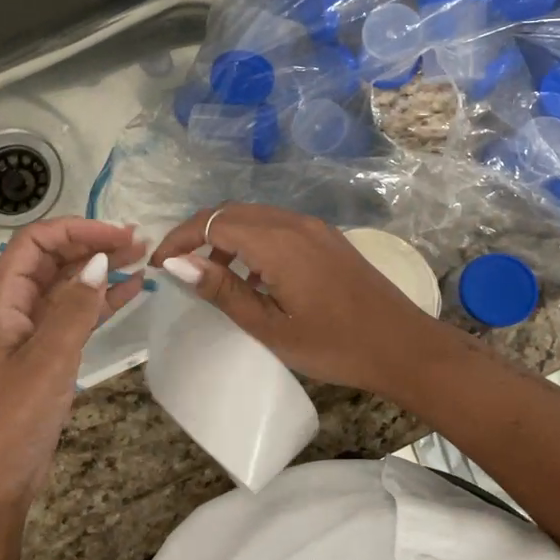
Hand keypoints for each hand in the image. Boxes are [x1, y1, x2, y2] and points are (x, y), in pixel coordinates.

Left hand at [0, 218, 145, 507]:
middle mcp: (16, 308)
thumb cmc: (12, 419)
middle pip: (54, 259)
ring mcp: (34, 332)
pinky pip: (78, 316)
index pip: (35, 243)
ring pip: (69, 286)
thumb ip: (74, 308)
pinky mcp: (50, 356)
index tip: (118, 235)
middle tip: (141, 242)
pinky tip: (132, 292)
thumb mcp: (47, 360)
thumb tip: (100, 260)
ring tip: (144, 259)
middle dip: (93, 244)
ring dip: (102, 269)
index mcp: (3, 301)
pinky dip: (103, 301)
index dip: (75, 229)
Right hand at [149, 203, 459, 396]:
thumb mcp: (269, 326)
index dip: (179, 239)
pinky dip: (252, 243)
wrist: (403, 347)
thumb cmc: (334, 345)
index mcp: (277, 242)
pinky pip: (277, 228)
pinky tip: (252, 279)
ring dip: (226, 238)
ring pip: (255, 218)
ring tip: (211, 278)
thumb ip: (222, 290)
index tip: (156, 264)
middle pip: (231, 213)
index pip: (212, 223)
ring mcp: (314, 228)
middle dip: (198, 234)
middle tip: (176, 268)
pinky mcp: (327, 239)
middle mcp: (294, 223)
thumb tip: (177, 262)